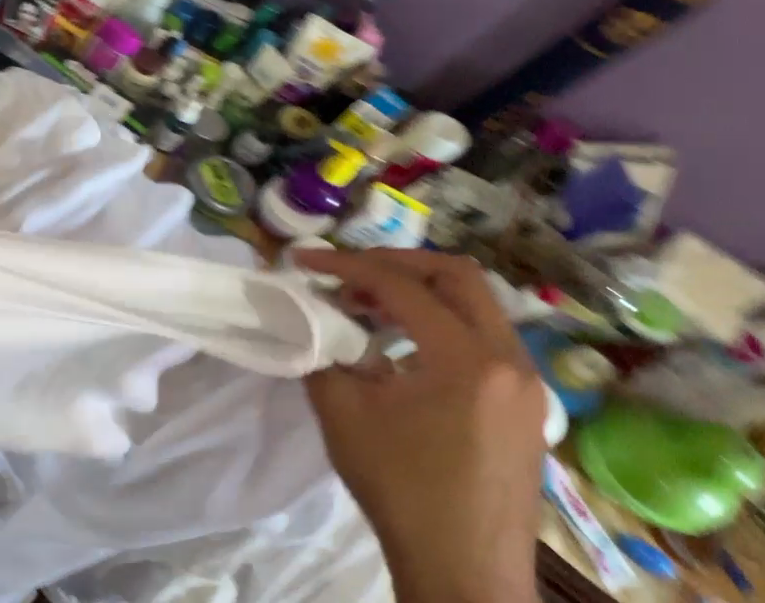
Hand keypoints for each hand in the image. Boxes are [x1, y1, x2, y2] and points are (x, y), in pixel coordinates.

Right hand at [295, 248, 545, 602]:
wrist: (463, 566)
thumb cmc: (399, 485)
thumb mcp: (342, 409)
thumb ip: (323, 350)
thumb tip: (311, 320)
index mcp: (468, 359)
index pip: (400, 285)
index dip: (344, 265)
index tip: (302, 261)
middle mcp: (510, 361)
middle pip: (458, 277)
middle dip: (394, 263)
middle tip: (346, 272)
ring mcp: (527, 384)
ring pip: (476, 307)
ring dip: (418, 294)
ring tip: (365, 308)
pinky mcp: (526, 406)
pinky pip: (483, 340)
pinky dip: (439, 324)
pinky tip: (399, 348)